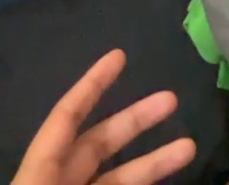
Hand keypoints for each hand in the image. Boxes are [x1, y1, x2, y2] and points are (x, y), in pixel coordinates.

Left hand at [12, 50, 196, 184]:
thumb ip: (80, 160)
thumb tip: (113, 169)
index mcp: (38, 172)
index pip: (66, 117)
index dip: (92, 84)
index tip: (120, 55)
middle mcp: (56, 182)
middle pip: (97, 143)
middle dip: (135, 119)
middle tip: (172, 99)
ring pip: (116, 178)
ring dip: (152, 163)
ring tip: (190, 146)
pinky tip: (170, 180)